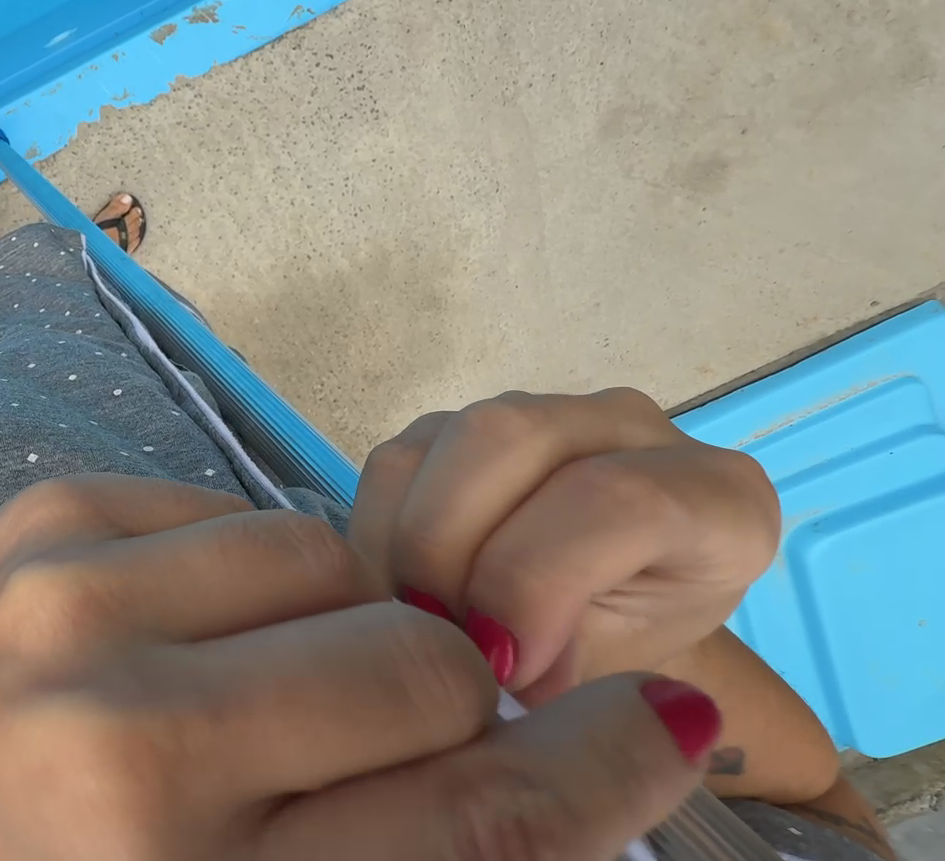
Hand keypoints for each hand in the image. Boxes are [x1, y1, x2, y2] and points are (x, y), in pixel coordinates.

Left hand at [0, 474, 720, 859]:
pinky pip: (231, 509)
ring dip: (343, 602)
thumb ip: (346, 843)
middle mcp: (123, 746)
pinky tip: (183, 605)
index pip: (459, 828)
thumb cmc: (5, 852)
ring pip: (329, 557)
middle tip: (404, 697)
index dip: (591, 776)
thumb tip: (504, 762)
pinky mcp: (52, 512)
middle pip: (414, 668)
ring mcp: (77, 603)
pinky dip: (251, 559)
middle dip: (452, 680)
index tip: (653, 726)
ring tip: (275, 648)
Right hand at [348, 388, 780, 701]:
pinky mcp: (448, 426)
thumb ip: (566, 665)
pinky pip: (387, 463)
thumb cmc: (628, 654)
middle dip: (445, 545)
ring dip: (402, 541)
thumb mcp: (626, 677)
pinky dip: (377, 531)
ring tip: (418, 614)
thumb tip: (485, 663)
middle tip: (438, 630)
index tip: (499, 663)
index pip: (614, 498)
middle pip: (504, 436)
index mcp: (712, 490)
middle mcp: (620, 423)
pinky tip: (403, 584)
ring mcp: (523, 412)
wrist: (600, 626)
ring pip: (430, 443)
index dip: (536, 580)